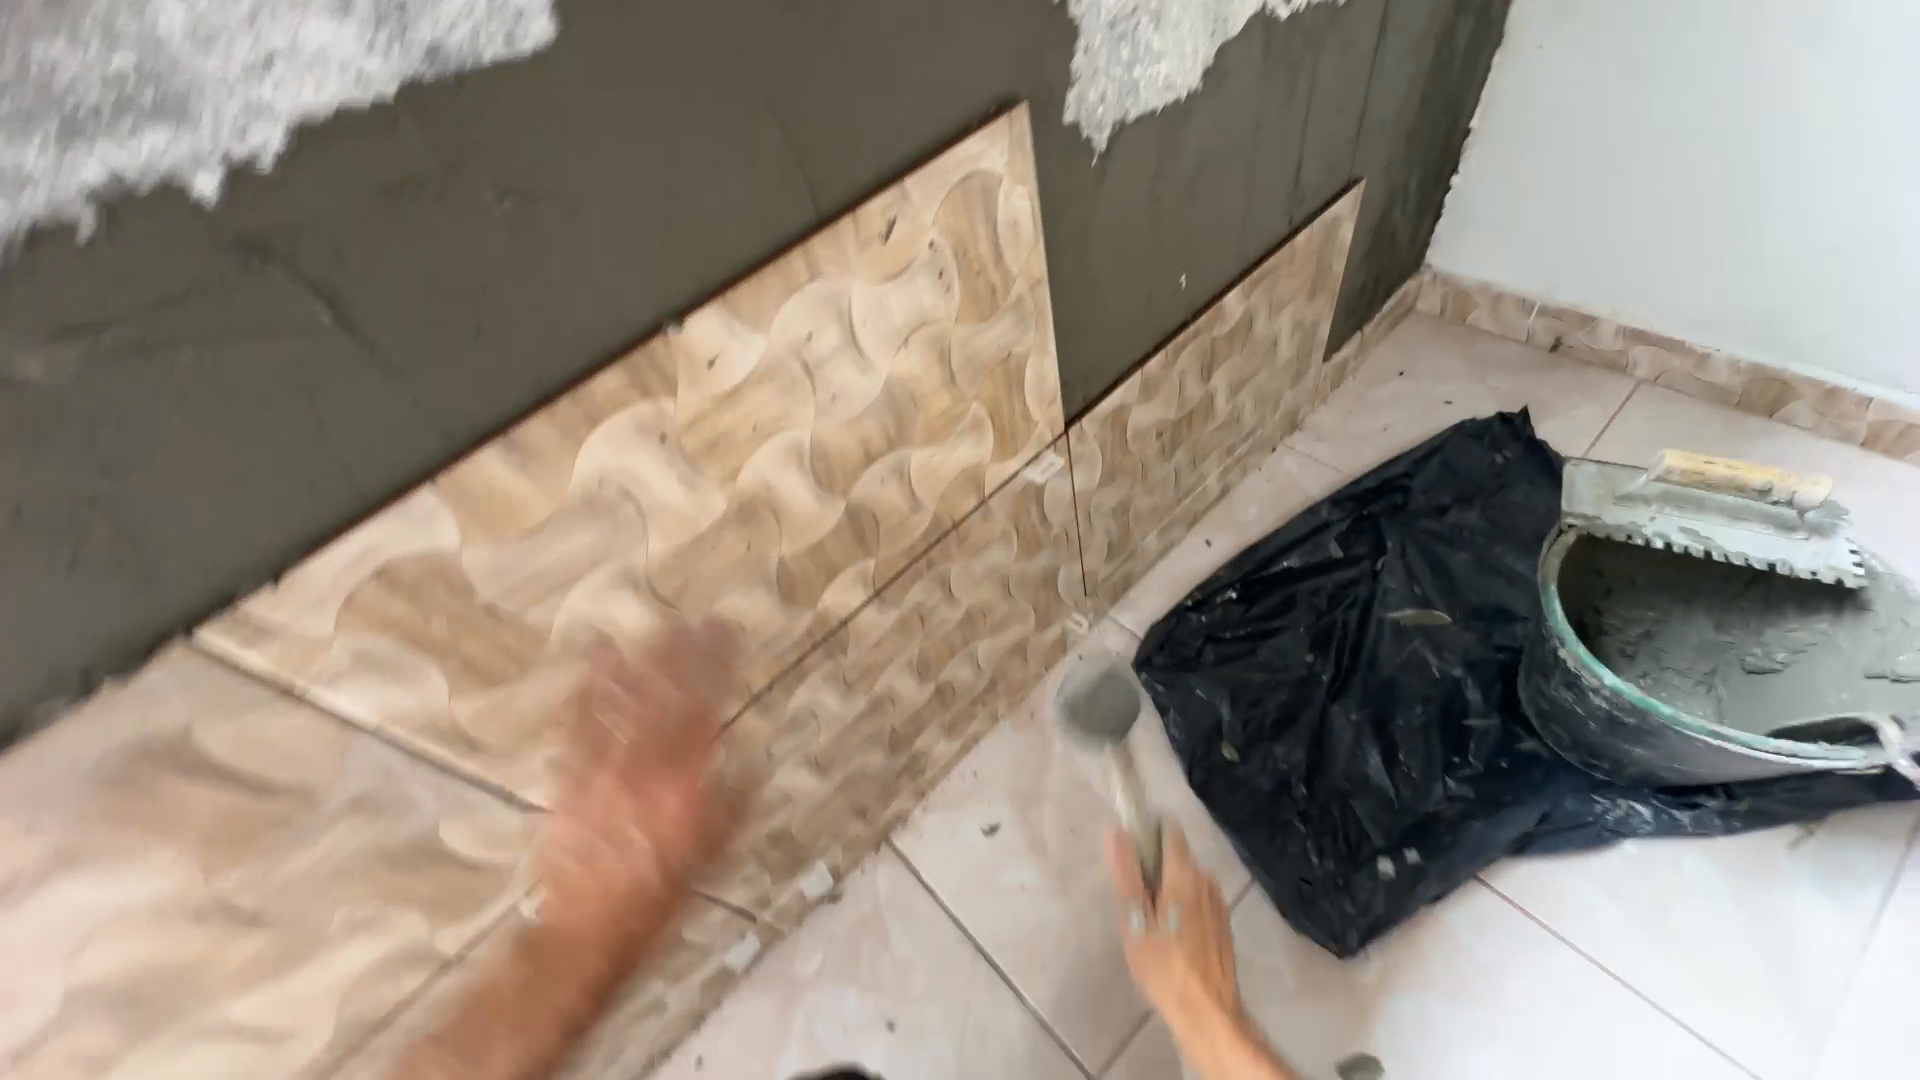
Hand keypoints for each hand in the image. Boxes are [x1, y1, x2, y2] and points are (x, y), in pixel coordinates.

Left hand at [538, 621, 739, 965]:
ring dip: (641, 662)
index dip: (719, 668)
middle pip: (668, 698)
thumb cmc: (660, 893)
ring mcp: (604, 770)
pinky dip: (589, 690)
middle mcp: (648, 767)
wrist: (588, 928)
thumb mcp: (712, 854)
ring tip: (652, 628)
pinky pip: (580, 726)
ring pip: (626, 705)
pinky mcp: (570, 779)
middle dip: (684, 655)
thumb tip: (753, 765)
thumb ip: (733, 805)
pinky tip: (596, 661)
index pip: (708, 710)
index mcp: (688, 783)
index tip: (728, 635)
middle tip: (695, 620)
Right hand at [1107, 824, 1245, 1047]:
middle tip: (1135, 901)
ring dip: (1169, 887)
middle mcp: (1206, 878)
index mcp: (1183, 872)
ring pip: (1187, 877)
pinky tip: (1173, 935)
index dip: (1147, 830)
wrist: (1208, 1013)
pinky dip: (1183, 905)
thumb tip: (1118, 830)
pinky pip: (1198, 898)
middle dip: (1154, 866)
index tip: (1130, 851)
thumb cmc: (1163, 965)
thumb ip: (1126, 872)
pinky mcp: (1223, 921)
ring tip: (1152, 922)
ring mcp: (1218, 900)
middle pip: (1175, 854)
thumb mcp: (1134, 919)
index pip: (1168, 827)